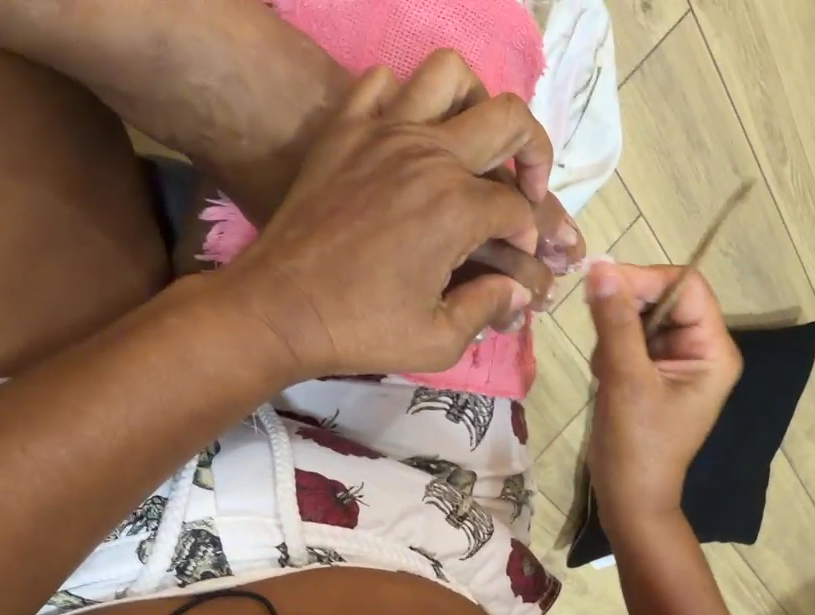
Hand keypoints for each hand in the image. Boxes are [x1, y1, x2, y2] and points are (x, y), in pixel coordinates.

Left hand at [219, 53, 557, 379]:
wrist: (280, 309)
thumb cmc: (361, 330)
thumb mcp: (438, 340)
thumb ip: (488, 309)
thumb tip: (519, 292)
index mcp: (457, 209)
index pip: (518, 208)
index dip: (529, 237)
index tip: (516, 262)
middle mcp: (429, 156)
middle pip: (509, 121)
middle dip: (534, 155)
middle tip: (525, 189)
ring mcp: (383, 133)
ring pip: (449, 76)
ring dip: (476, 103)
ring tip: (473, 144)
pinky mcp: (344, 130)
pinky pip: (381, 83)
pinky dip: (403, 98)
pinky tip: (408, 137)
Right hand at [585, 263, 741, 531]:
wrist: (630, 500)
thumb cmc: (637, 447)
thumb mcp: (626, 381)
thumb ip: (616, 323)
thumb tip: (600, 267)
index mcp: (713, 351)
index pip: (685, 287)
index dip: (644, 279)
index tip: (599, 285)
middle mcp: (701, 350)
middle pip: (663, 298)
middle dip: (626, 310)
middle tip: (598, 336)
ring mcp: (676, 362)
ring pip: (641, 317)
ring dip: (615, 333)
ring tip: (606, 371)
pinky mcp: (653, 374)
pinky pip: (630, 340)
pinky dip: (611, 350)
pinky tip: (606, 379)